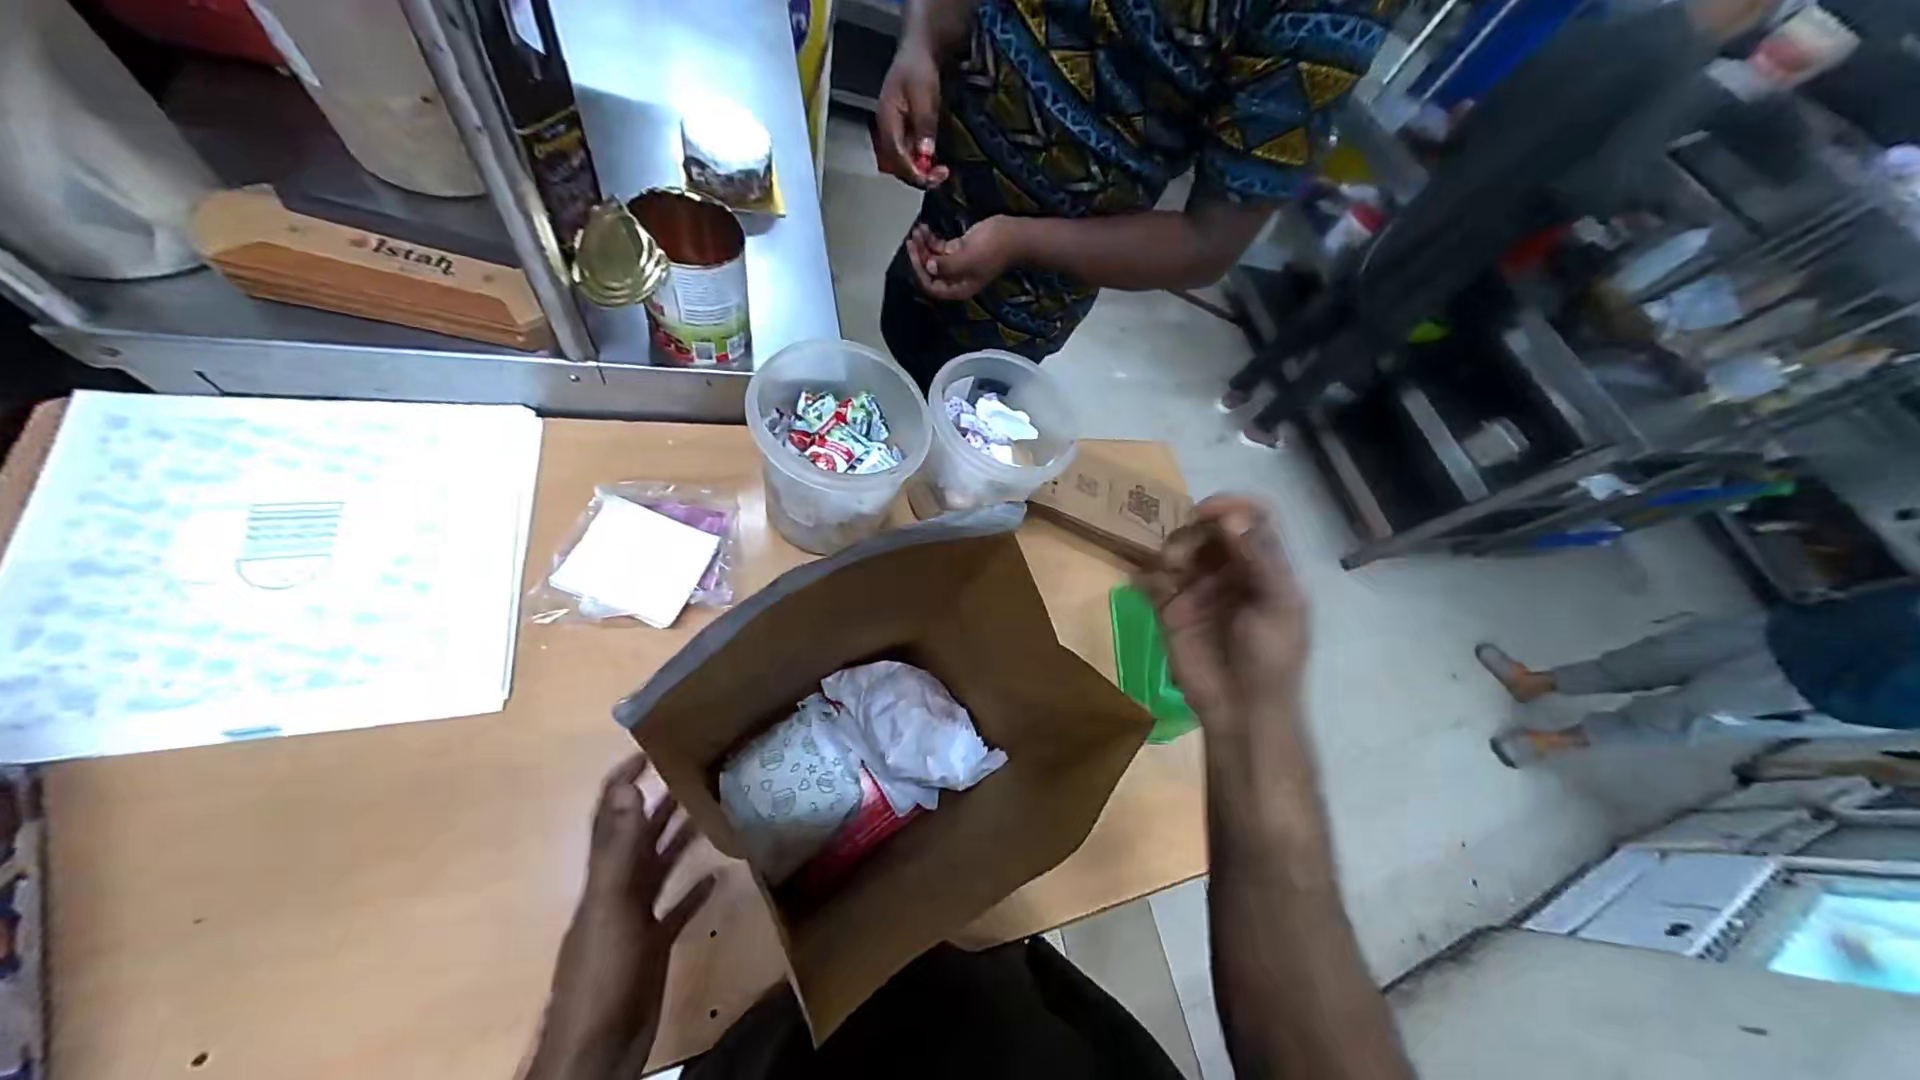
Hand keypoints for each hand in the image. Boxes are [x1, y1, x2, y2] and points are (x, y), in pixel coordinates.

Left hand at [529, 752, 717, 1079]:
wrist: (598, 1048)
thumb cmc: (604, 972)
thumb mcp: (612, 906)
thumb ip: (619, 850)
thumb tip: (627, 789)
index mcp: (607, 875)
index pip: (610, 814)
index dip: (622, 781)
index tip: (647, 749)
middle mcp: (621, 888)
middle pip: (640, 835)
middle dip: (660, 801)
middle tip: (693, 769)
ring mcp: (637, 918)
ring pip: (660, 867)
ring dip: (679, 838)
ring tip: (708, 810)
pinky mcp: (655, 944)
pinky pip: (677, 908)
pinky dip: (694, 890)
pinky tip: (716, 878)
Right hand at [874, 38, 949, 187]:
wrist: (917, 54)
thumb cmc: (918, 70)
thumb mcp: (923, 94)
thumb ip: (924, 124)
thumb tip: (925, 154)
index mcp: (886, 120)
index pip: (896, 155)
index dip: (913, 170)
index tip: (931, 177)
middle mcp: (886, 132)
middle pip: (896, 165)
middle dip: (918, 176)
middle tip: (940, 177)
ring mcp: (893, 135)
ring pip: (902, 165)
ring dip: (920, 174)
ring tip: (940, 174)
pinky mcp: (902, 136)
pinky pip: (908, 158)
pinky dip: (921, 166)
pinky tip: (934, 166)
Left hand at [906, 218, 1023, 301]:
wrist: (1014, 236)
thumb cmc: (993, 250)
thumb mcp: (968, 259)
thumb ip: (947, 265)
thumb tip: (928, 266)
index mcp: (957, 288)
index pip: (931, 286)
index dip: (919, 272)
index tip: (913, 253)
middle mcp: (955, 279)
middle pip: (929, 272)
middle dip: (919, 256)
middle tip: (912, 238)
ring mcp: (957, 264)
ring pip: (932, 258)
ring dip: (923, 246)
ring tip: (918, 230)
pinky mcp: (959, 250)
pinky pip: (939, 248)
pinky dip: (931, 240)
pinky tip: (925, 228)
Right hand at [1140, 497, 1309, 728]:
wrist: (1242, 711)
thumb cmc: (1272, 661)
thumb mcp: (1279, 606)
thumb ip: (1262, 558)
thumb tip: (1233, 515)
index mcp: (1265, 566)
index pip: (1251, 518)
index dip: (1231, 507)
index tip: (1206, 512)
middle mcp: (1231, 570)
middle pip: (1208, 528)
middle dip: (1194, 532)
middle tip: (1185, 552)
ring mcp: (1198, 588)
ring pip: (1179, 548)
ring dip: (1171, 550)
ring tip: (1170, 570)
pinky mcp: (1170, 608)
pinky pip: (1153, 580)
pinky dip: (1147, 575)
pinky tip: (1149, 583)